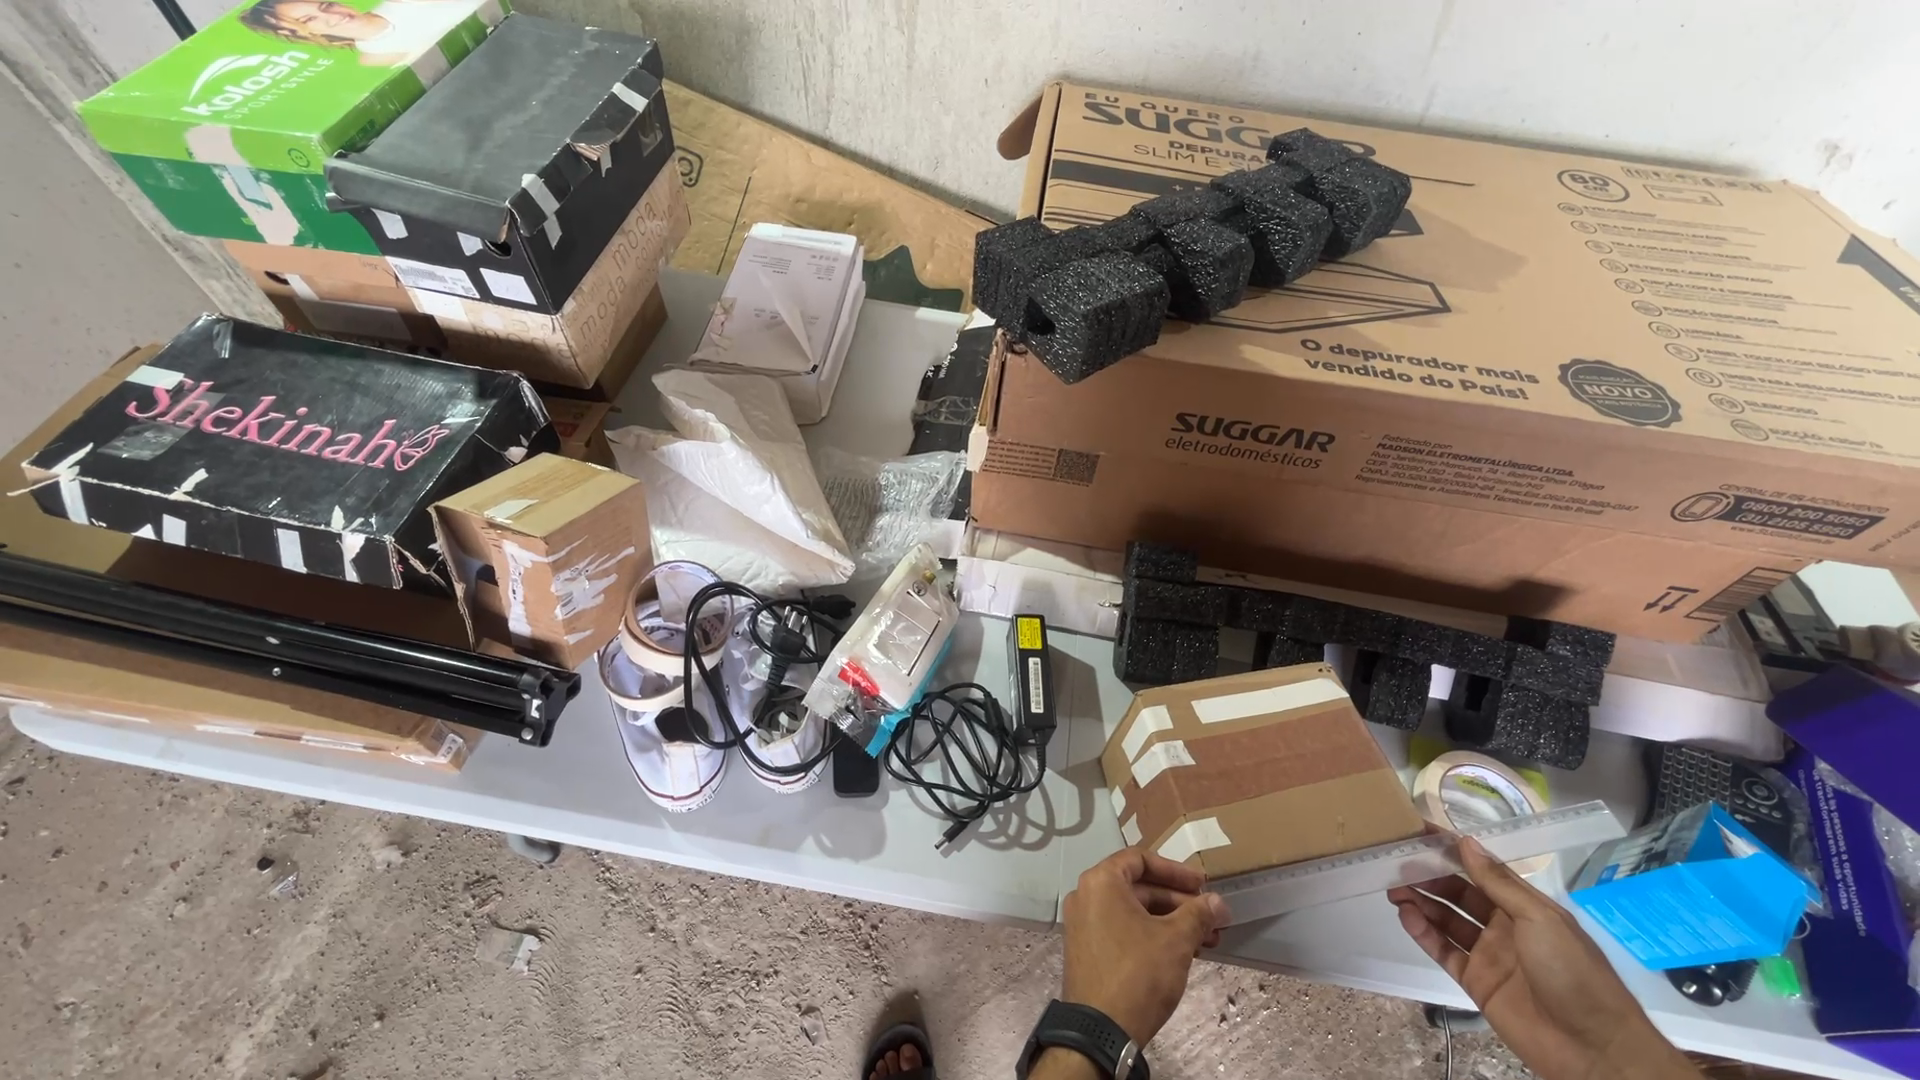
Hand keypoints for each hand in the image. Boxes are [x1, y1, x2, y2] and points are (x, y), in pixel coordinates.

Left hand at [1059, 848, 1229, 1045]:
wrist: (1100, 1030)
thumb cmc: (1138, 973)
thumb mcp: (1175, 940)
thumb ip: (1198, 914)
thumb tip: (1218, 901)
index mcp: (1101, 882)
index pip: (1140, 859)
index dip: (1175, 870)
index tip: (1202, 884)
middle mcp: (1086, 895)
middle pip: (1139, 886)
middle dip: (1179, 902)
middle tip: (1212, 917)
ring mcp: (1083, 924)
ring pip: (1134, 911)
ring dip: (1170, 922)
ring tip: (1206, 940)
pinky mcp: (1088, 950)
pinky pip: (1123, 929)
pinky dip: (1151, 935)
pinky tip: (1182, 953)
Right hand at [1388, 838, 1700, 1079]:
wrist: (1594, 1049)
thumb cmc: (1574, 972)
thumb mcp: (1540, 919)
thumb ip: (1498, 883)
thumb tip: (1464, 842)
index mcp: (1525, 907)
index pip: (1482, 870)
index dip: (1453, 851)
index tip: (1420, 832)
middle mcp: (1503, 925)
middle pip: (1458, 892)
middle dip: (1429, 876)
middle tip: (1397, 863)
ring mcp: (1488, 954)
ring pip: (1445, 919)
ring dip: (1421, 901)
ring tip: (1394, 890)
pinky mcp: (1474, 981)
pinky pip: (1442, 950)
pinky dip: (1423, 932)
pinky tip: (1407, 916)